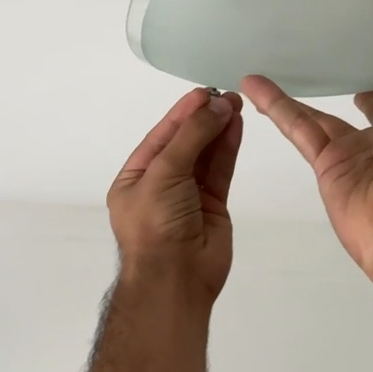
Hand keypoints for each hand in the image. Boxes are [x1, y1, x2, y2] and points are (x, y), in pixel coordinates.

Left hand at [108, 87, 243, 300]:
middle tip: (227, 95)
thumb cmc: (156, 222)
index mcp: (135, 179)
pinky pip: (220, 172)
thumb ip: (192, 137)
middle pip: (185, 143)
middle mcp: (160, 185)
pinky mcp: (213, 206)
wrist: (175, 278)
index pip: (161, 137)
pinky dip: (228, 149)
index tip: (204, 92)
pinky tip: (237, 126)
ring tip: (237, 104)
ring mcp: (188, 196)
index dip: (182, 114)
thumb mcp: (164, 173)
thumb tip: (217, 106)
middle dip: (204, 119)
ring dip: (219, 130)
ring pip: (206, 155)